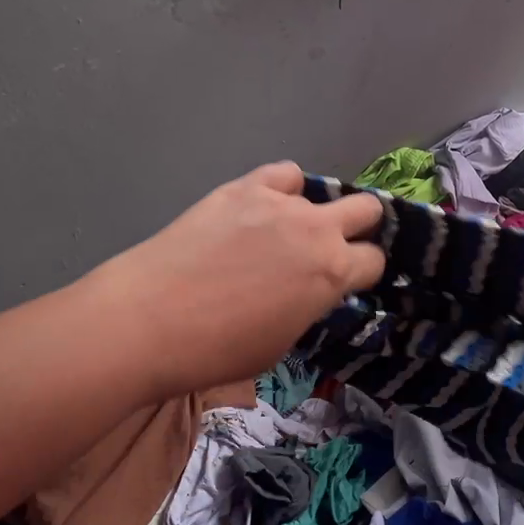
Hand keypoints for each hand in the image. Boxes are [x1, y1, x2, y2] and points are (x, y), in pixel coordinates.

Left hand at [82, 163, 385, 400]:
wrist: (148, 320)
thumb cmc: (216, 350)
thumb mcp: (281, 343)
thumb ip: (310, 306)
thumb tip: (311, 291)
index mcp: (332, 273)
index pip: (375, 260)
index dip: (363, 272)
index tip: (349, 282)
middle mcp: (318, 229)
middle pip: (367, 208)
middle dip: (360, 227)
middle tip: (335, 246)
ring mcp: (283, 202)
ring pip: (323, 189)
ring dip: (314, 211)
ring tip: (285, 231)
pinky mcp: (247, 187)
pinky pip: (283, 174)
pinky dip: (282, 189)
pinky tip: (264, 206)